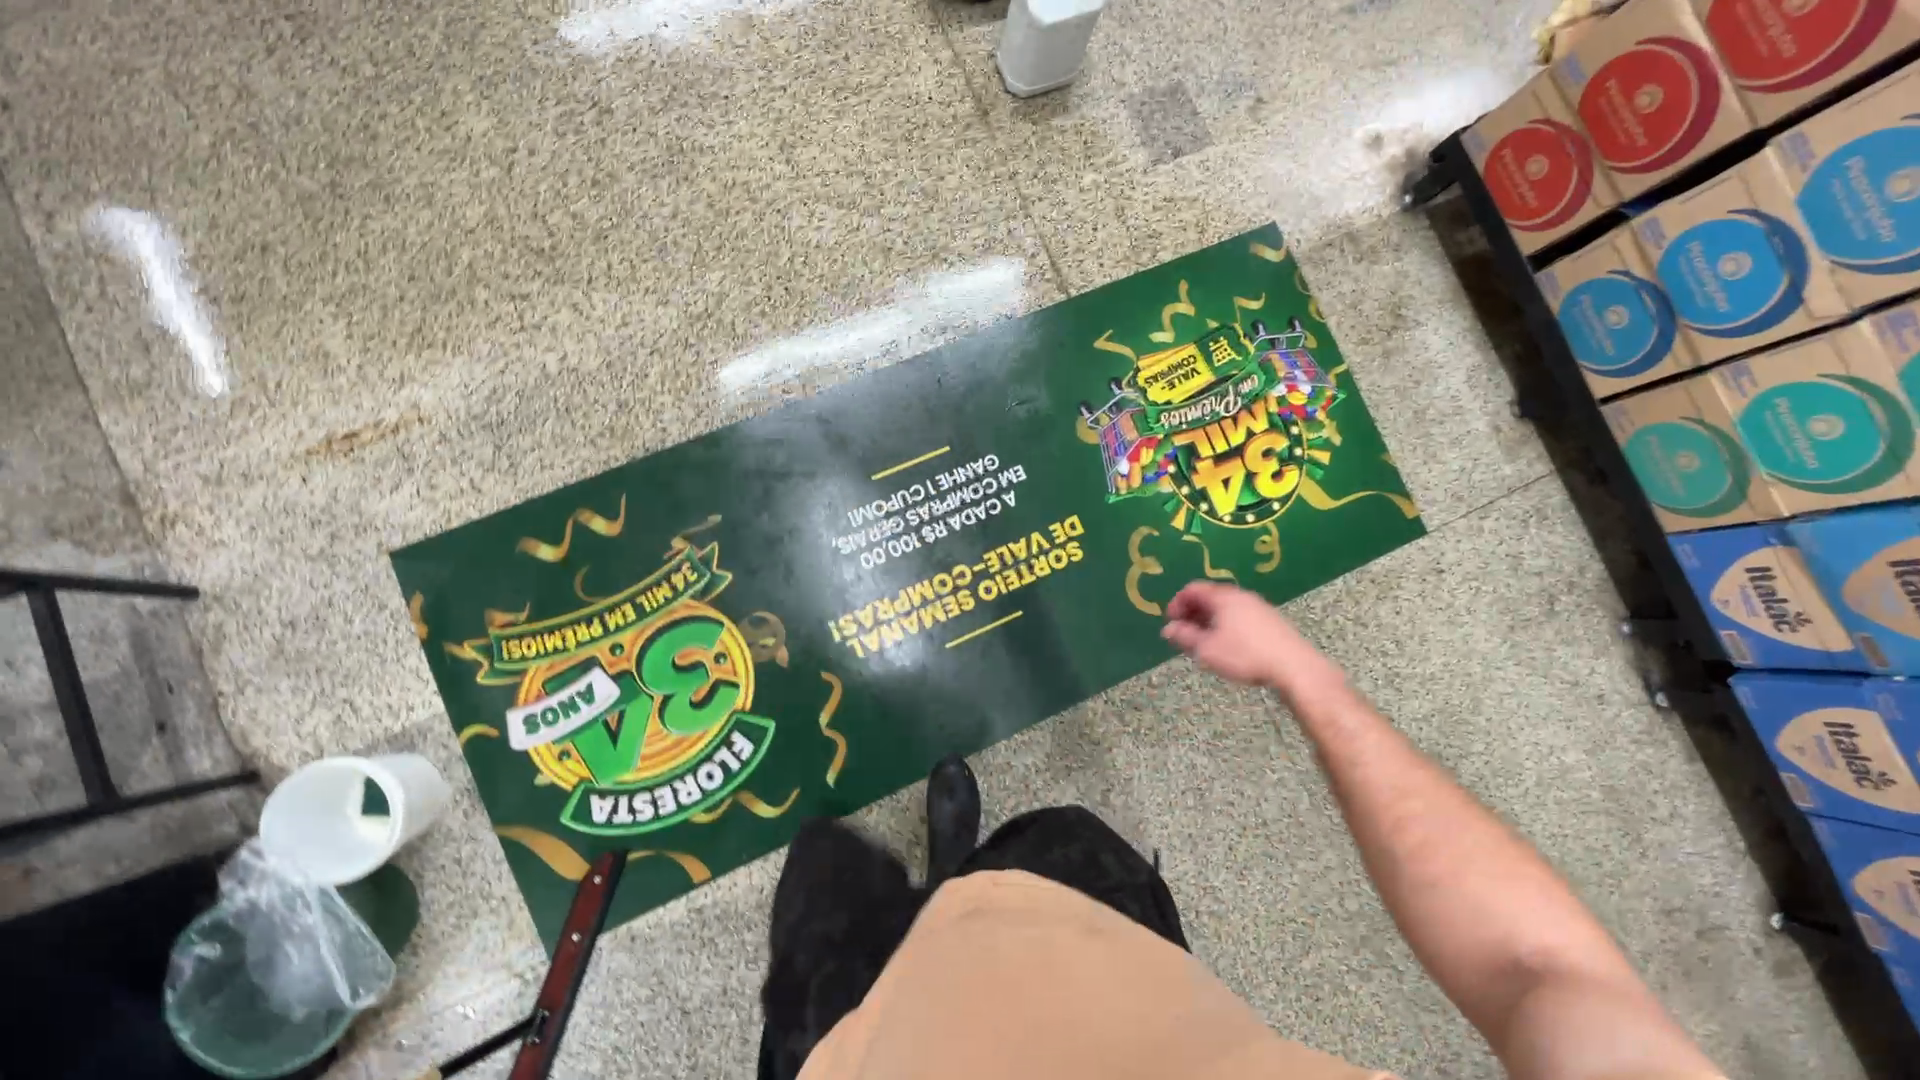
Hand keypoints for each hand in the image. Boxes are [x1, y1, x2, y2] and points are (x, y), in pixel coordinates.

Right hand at [1161, 582, 1341, 703]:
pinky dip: (1227, 625)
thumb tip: (1168, 629)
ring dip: (1210, 620)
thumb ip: (1185, 636)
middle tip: (1185, 633)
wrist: (1293, 666)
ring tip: (1205, 642)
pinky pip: (1240, 615)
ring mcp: (1258, 606)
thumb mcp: (1207, 648)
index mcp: (1222, 597)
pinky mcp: (1271, 620)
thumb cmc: (1244, 654)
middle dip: (1193, 613)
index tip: (1171, 622)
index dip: (1177, 603)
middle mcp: (1240, 595)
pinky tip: (1229, 645)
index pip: (1192, 589)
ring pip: (1226, 607)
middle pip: (1210, 596)